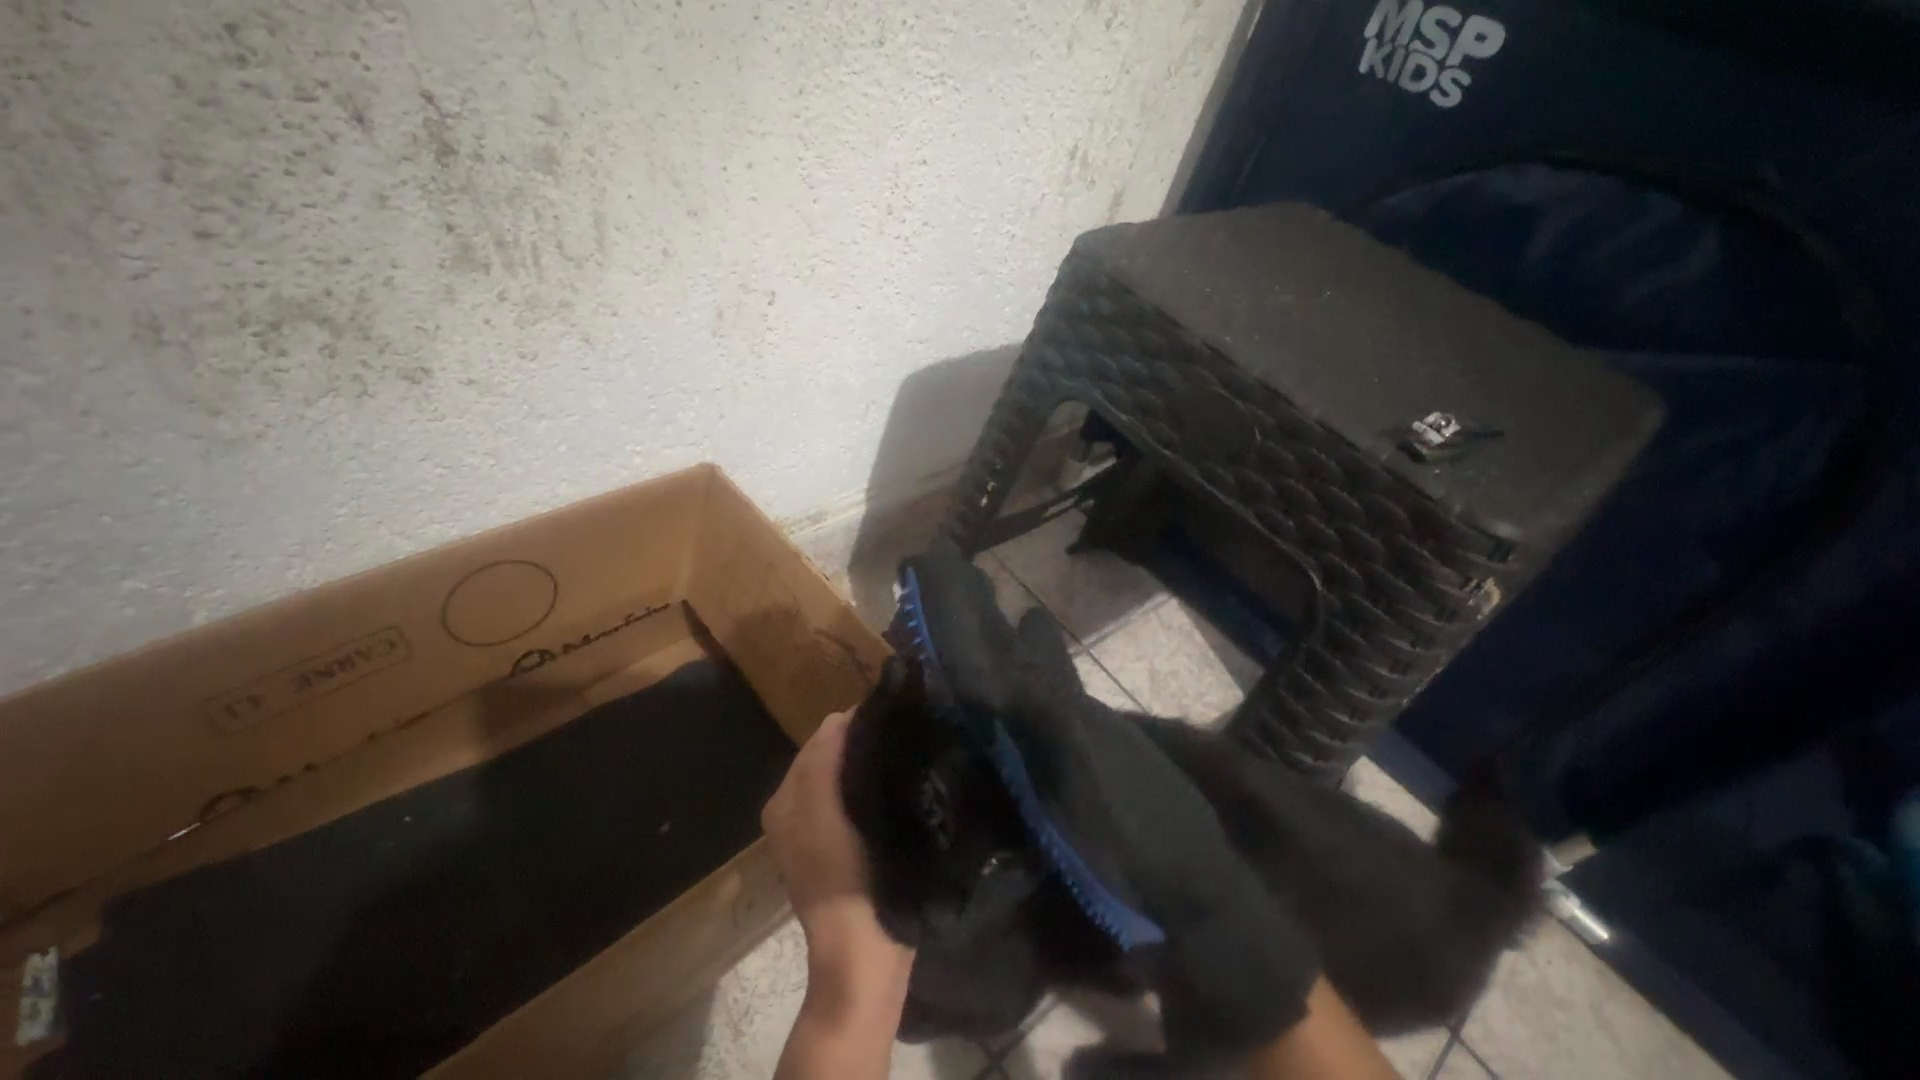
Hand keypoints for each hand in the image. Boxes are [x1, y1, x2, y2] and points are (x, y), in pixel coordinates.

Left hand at [762, 710, 913, 1016]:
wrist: (861, 950)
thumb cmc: (844, 877)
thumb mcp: (825, 813)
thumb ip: (824, 763)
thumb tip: (841, 717)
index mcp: (786, 799)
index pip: (820, 741)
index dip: (852, 726)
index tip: (893, 716)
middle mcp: (794, 811)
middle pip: (830, 758)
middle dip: (859, 744)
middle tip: (904, 735)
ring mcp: (819, 833)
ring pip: (845, 779)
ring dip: (868, 766)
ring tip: (905, 756)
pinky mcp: (843, 850)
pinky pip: (855, 801)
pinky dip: (871, 789)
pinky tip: (898, 789)